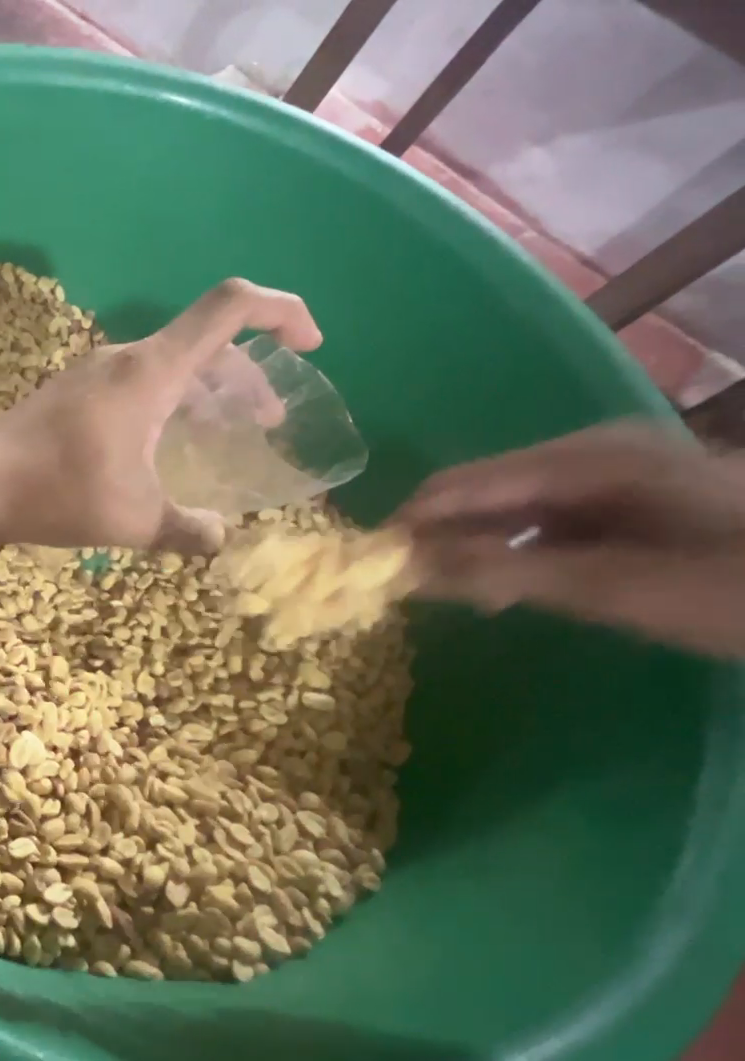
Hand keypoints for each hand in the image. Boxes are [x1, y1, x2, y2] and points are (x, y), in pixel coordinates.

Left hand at [0, 278, 322, 552]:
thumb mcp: (137, 518)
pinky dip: (165, 404)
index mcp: (152, 370)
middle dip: (247, 377)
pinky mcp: (65, 396)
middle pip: (203, 345)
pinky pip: (132, 386)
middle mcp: (122, 360)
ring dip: (204, 393)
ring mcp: (88, 375)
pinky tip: (161, 448)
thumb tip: (220, 540)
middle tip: (268, 422)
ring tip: (224, 435)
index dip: (283, 311)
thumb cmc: (58, 492)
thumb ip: (189, 529)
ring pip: (166, 368)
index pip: (232, 306)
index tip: (311, 345)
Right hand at [392, 422, 744, 658]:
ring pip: (509, 506)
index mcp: (586, 460)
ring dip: (476, 548)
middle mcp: (591, 451)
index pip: (458, 486)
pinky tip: (513, 585)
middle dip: (440, 539)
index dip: (407, 526)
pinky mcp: (633, 495)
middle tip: (412, 592)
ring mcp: (616, 470)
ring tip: (459, 596)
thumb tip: (403, 566)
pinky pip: (545, 517)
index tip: (365, 569)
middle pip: (480, 491)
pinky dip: (517, 550)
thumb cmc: (741, 590)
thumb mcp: (621, 589)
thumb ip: (505, 573)